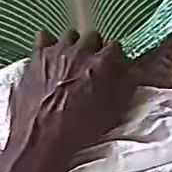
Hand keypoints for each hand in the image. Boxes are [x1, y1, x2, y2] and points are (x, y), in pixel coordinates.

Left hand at [7, 30, 133, 165]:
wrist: (44, 136)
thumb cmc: (81, 127)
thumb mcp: (114, 109)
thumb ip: (127, 84)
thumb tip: (134, 69)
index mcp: (104, 63)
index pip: (116, 47)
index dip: (114, 58)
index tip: (111, 67)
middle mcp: (82, 51)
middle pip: (93, 37)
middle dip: (94, 49)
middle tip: (90, 66)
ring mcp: (57, 51)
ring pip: (70, 35)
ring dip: (73, 46)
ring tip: (70, 62)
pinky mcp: (37, 56)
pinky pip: (44, 36)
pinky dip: (48, 43)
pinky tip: (49, 57)